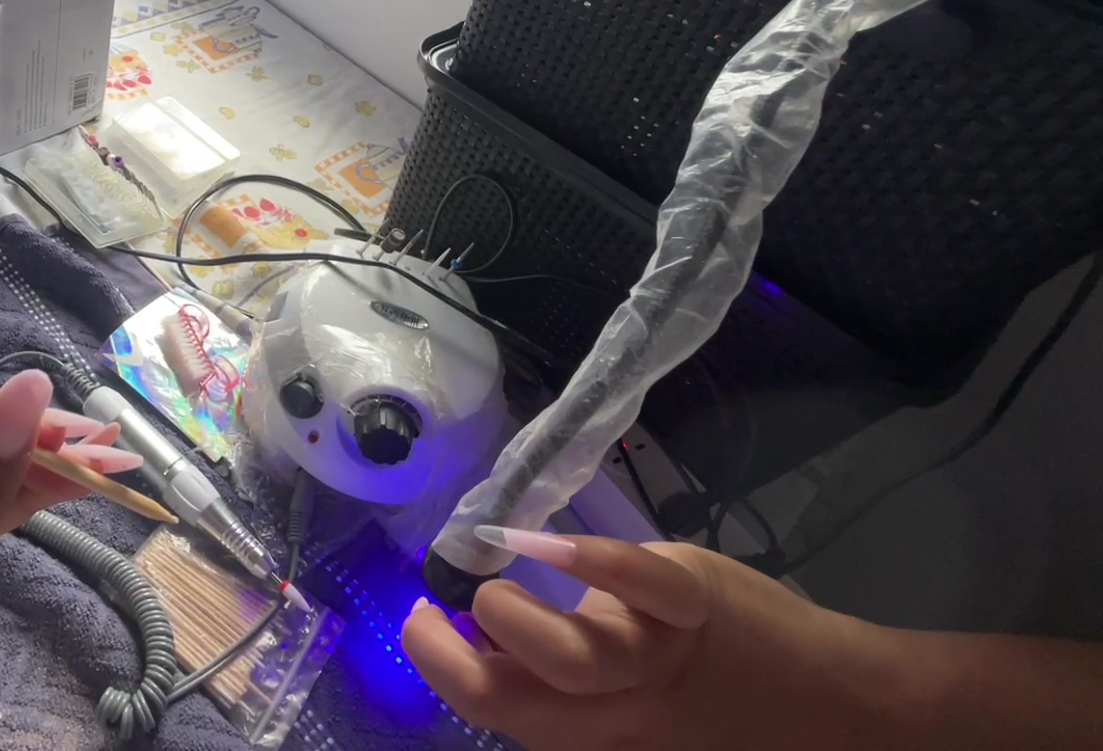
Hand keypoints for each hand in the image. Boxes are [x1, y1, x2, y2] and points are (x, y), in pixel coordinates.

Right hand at [401, 530, 893, 749]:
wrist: (848, 709)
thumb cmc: (723, 713)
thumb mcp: (630, 716)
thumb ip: (557, 687)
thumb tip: (479, 633)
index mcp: (591, 728)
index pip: (492, 708)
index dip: (440, 666)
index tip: (420, 620)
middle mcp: (614, 707)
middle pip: (510, 697)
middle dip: (450, 651)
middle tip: (430, 609)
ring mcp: (654, 655)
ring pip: (569, 655)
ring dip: (509, 612)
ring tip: (498, 567)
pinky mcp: (695, 602)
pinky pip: (639, 580)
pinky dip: (592, 561)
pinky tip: (541, 540)